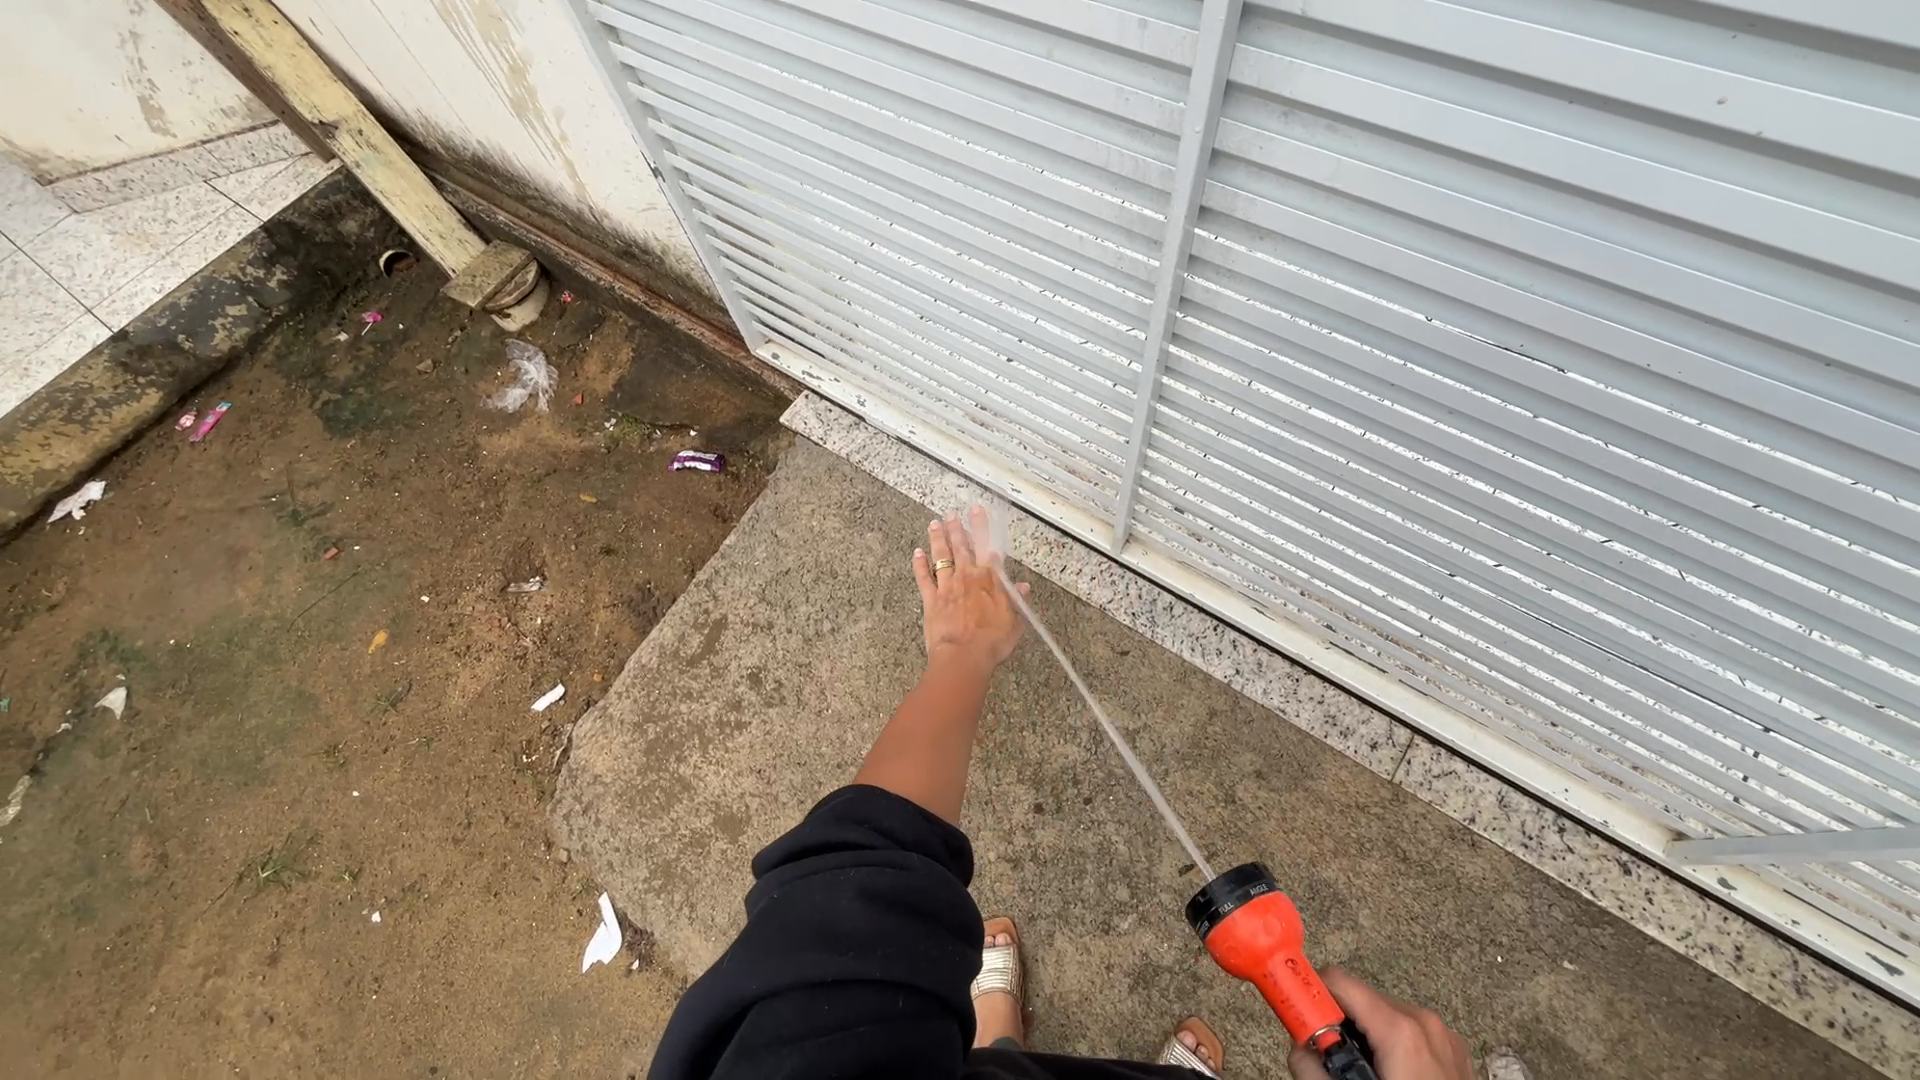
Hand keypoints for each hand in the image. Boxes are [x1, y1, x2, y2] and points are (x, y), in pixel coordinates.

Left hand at [912, 507, 1028, 674]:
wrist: (964, 656)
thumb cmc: (991, 642)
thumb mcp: (1014, 622)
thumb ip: (1017, 601)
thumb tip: (1023, 587)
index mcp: (990, 580)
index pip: (987, 546)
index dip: (982, 527)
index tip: (978, 511)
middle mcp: (967, 577)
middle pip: (962, 546)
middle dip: (957, 527)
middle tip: (953, 513)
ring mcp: (947, 587)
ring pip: (942, 556)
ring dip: (939, 539)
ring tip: (935, 524)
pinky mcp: (931, 600)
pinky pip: (924, 577)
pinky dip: (920, 564)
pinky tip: (917, 553)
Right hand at [1288, 971, 1472, 1079]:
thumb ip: (1311, 1068)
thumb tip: (1295, 1045)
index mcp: (1400, 1029)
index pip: (1336, 980)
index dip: (1310, 997)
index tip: (1298, 1019)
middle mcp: (1424, 1022)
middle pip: (1358, 999)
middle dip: (1337, 1024)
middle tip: (1330, 1060)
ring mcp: (1444, 1037)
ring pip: (1382, 1016)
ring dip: (1364, 1037)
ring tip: (1365, 1075)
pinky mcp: (1454, 1052)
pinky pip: (1408, 1032)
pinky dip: (1390, 1046)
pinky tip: (1391, 1077)